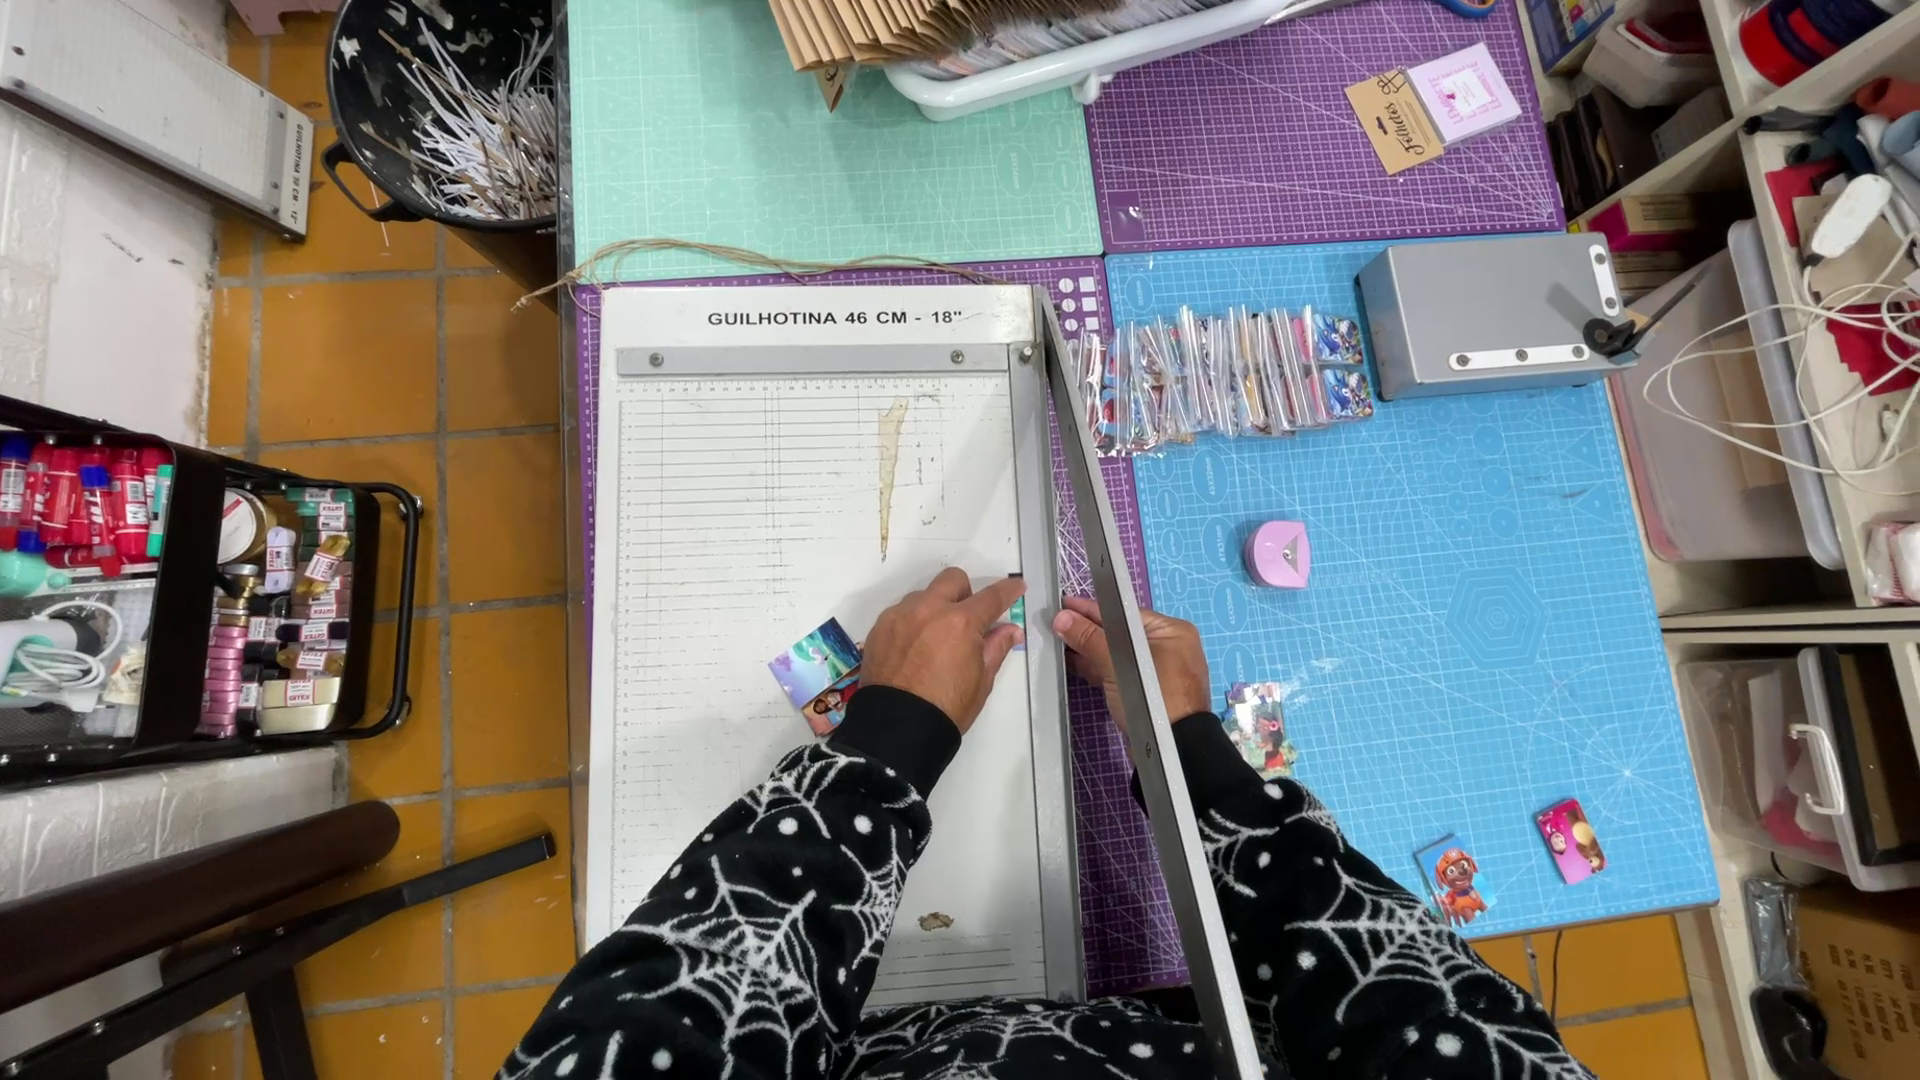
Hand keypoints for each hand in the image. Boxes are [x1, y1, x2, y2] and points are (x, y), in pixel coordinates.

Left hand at [861, 568, 1027, 734]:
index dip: (1008, 590)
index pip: (992, 597)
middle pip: (953, 580)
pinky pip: (901, 612)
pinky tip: (914, 648)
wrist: (897, 729)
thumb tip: (1010, 630)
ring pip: (924, 595)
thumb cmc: (947, 708)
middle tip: (967, 619)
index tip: (1016, 587)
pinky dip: (913, 622)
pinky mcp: (879, 627)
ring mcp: (900, 616)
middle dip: (965, 593)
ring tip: (935, 638)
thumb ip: (995, 648)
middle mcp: (929, 610)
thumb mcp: (981, 681)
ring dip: (935, 607)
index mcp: (960, 622)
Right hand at [1051, 596, 1210, 732]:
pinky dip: (1096, 667)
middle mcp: (1165, 646)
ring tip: (1056, 639)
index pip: (1123, 613)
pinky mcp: (1145, 691)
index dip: (1091, 608)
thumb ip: (1089, 638)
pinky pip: (1116, 671)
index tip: (1063, 603)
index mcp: (1170, 631)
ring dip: (1088, 648)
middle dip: (1086, 629)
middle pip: (1118, 632)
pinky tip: (1071, 661)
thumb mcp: (1118, 663)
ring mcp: (1155, 670)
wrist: (1175, 750)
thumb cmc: (1154, 697)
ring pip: (1115, 653)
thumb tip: (1061, 617)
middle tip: (1054, 622)